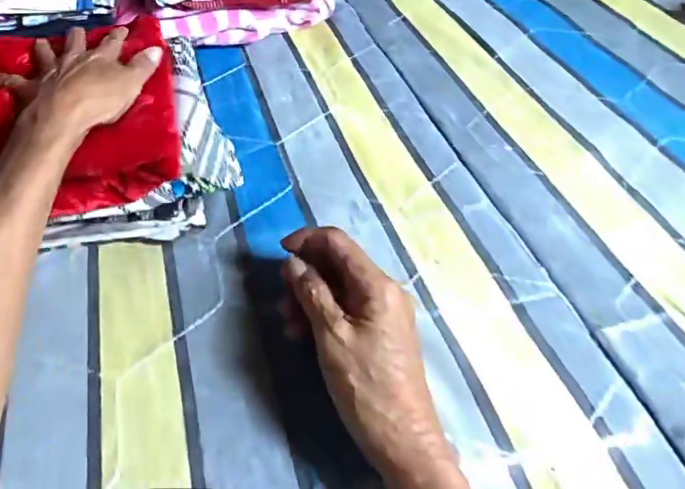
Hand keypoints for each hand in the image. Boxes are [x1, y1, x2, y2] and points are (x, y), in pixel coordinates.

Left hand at [0, 26, 163, 153]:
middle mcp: (74, 60)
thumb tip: (156, 48)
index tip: (123, 28)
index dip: (119, 35)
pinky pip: (12, 82)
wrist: (63, 115)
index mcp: (100, 58)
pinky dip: (1, 79)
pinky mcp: (30, 89)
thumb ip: (143, 66)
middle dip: (78, 36)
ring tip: (39, 42)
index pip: (113, 42)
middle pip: (76, 42)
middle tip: (78, 30)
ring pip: (45, 54)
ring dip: (43, 49)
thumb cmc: (100, 101)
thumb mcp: (130, 84)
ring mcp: (50, 72)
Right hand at [280, 227, 466, 488]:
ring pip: (340, 287)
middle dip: (306, 274)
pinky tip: (304, 334)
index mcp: (377, 284)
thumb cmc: (366, 387)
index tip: (279, 253)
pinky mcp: (383, 332)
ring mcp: (386, 312)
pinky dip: (324, 313)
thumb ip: (311, 292)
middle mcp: (386, 290)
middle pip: (338, 263)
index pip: (337, 241)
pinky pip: (349, 307)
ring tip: (289, 325)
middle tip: (281, 299)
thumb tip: (293, 262)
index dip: (306, 240)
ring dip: (311, 297)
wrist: (406, 444)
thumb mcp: (331, 336)